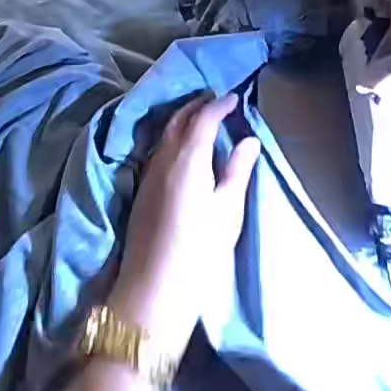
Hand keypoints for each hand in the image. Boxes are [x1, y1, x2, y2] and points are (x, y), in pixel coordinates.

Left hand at [108, 93, 260, 362]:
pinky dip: (174, 137)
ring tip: (204, 119)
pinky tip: (185, 147)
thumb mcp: (228, 209)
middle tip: (218, 101)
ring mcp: (149, 175)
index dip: (219, 104)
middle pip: (178, 120)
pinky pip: (159, 148)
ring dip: (184, 119)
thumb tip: (248, 139)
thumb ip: (238, 170)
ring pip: (165, 133)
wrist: (153, 292)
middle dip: (198, 106)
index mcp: (188, 158)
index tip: (234, 98)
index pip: (203, 118)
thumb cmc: (199, 250)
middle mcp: (163, 159)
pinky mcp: (142, 191)